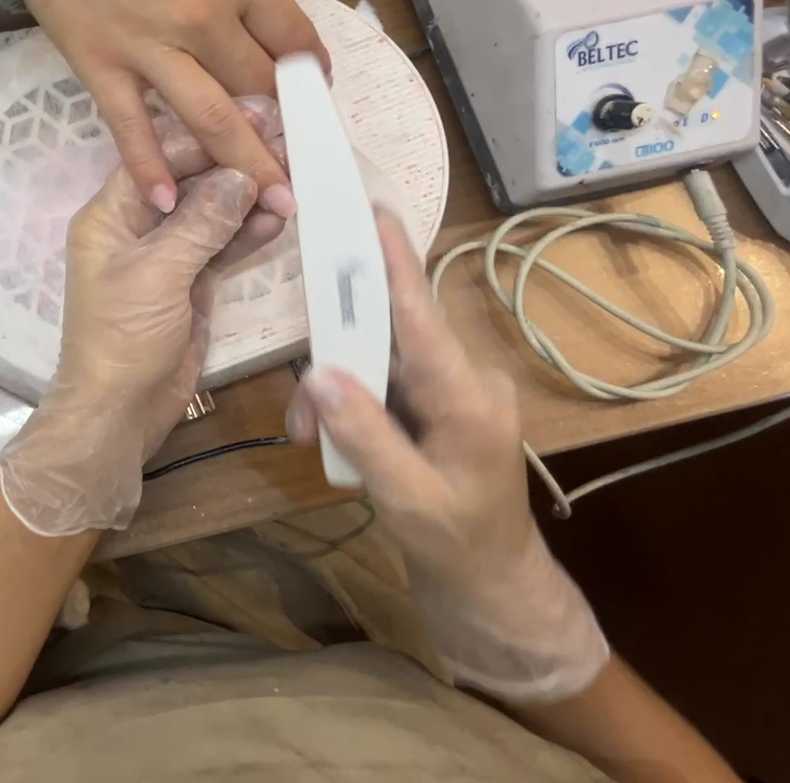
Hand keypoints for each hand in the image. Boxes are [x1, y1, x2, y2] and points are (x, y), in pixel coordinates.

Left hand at [0, 100, 287, 536]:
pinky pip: (222, 244)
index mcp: (111, 214)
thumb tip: (240, 174)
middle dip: (235, 164)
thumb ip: (199, 223)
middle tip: (287, 142)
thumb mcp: (157, 274)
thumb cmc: (123, 338)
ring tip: (292, 180)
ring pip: (212, 211)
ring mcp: (166, 253)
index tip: (257, 117)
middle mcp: (137, 225)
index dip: (206, 137)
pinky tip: (278, 217)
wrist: (121, 408)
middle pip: (190, 181)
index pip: (161, 159)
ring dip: (249, 197)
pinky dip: (248, 231)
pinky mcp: (190, 279)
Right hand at [21, 0, 324, 219]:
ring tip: (271, 204)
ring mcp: (151, 52)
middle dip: (287, 130)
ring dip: (246, 166)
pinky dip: (149, 166)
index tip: (312, 94)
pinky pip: (131, 127)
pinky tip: (167, 202)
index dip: (311, 73)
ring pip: (210, 120)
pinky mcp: (102, 70)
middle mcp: (205, 20)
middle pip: (260, 88)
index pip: (293, 39)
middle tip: (301, 163)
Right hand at [286, 211, 609, 702]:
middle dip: (331, 354)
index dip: (394, 262)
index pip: (421, 317)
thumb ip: (363, 433)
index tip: (373, 212)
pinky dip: (342, 401)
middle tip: (300, 400)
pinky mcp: (426, 398)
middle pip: (385, 333)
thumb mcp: (406, 497)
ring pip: (370, 357)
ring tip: (307, 435)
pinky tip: (324, 436)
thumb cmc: (457, 541)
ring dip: (331, 389)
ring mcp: (444, 386)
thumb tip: (315, 373)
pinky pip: (373, 378)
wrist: (489, 578)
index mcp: (469, 398)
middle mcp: (461, 377)